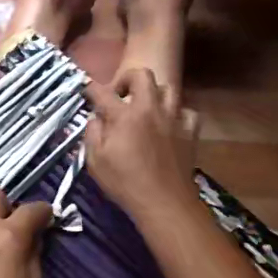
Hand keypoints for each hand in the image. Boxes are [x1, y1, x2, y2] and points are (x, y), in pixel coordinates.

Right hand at [85, 69, 198, 215]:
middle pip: (142, 75)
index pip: (102, 91)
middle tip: (121, 96)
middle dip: (127, 79)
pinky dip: (177, 114)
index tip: (88, 92)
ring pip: (168, 89)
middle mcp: (150, 109)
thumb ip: (92, 133)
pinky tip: (170, 125)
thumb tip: (95, 118)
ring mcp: (173, 118)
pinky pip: (187, 112)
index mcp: (124, 115)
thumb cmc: (125, 183)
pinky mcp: (190, 131)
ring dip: (154, 94)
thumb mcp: (95, 161)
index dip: (91, 88)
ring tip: (147, 108)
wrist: (164, 202)